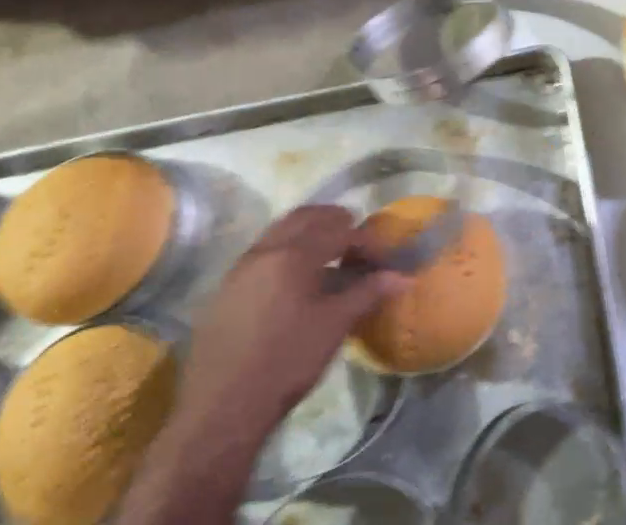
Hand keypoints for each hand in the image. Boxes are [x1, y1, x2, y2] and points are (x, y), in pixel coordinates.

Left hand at [173, 206, 407, 443]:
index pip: (337, 231)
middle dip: (331, 219)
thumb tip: (402, 276)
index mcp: (292, 256)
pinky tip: (295, 279)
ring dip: (305, 232)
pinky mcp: (225, 291)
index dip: (364, 239)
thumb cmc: (287, 361)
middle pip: (301, 219)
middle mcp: (263, 253)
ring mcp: (239, 270)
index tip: (382, 256)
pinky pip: (261, 254)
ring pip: (277, 233)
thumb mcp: (335, 325)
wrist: (222, 407)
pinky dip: (285, 251)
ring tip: (328, 252)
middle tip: (354, 231)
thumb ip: (368, 292)